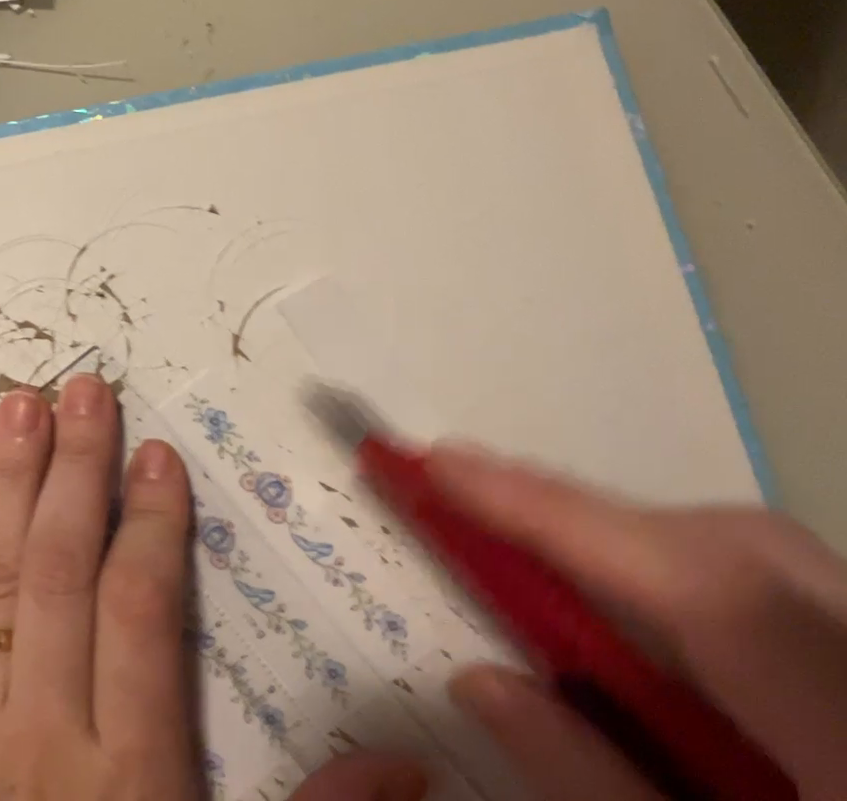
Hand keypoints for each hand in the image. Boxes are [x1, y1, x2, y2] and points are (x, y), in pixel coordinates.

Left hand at [0, 374, 429, 800]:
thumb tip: (411, 760)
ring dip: (4, 488)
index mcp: (130, 768)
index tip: (158, 454)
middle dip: (76, 471)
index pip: (143, 614)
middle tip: (81, 388)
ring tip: (15, 409)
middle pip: (62, 572)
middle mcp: (42, 727)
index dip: (154, 527)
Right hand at [431, 445, 846, 798]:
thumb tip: (480, 680)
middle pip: (743, 550)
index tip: (441, 467)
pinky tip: (645, 630)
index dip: (558, 515)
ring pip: (771, 565)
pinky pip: (794, 600)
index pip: (702, 591)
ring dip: (638, 553)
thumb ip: (599, 786)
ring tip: (538, 567)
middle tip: (472, 513)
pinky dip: (695, 591)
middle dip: (593, 522)